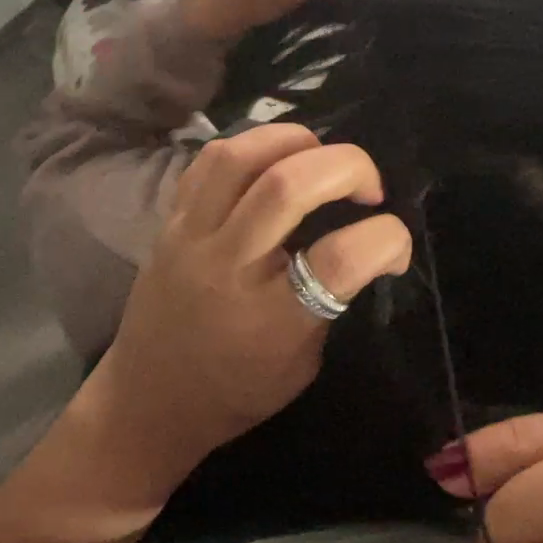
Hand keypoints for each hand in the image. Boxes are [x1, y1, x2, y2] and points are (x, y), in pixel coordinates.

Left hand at [93, 124, 414, 462]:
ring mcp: (192, 236)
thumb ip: (334, 298)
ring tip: (320, 158)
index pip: (339, 259)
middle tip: (368, 187)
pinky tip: (274, 160)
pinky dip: (251, 146)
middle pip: (288, 186)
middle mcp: (229, 267)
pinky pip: (209, 160)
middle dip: (348, 166)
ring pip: (241, 156)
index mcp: (270, 319)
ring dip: (296, 141)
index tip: (395, 245)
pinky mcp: (171, 219)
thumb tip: (368, 242)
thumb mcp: (303, 362)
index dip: (387, 238)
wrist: (147, 400)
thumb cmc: (236, 389)